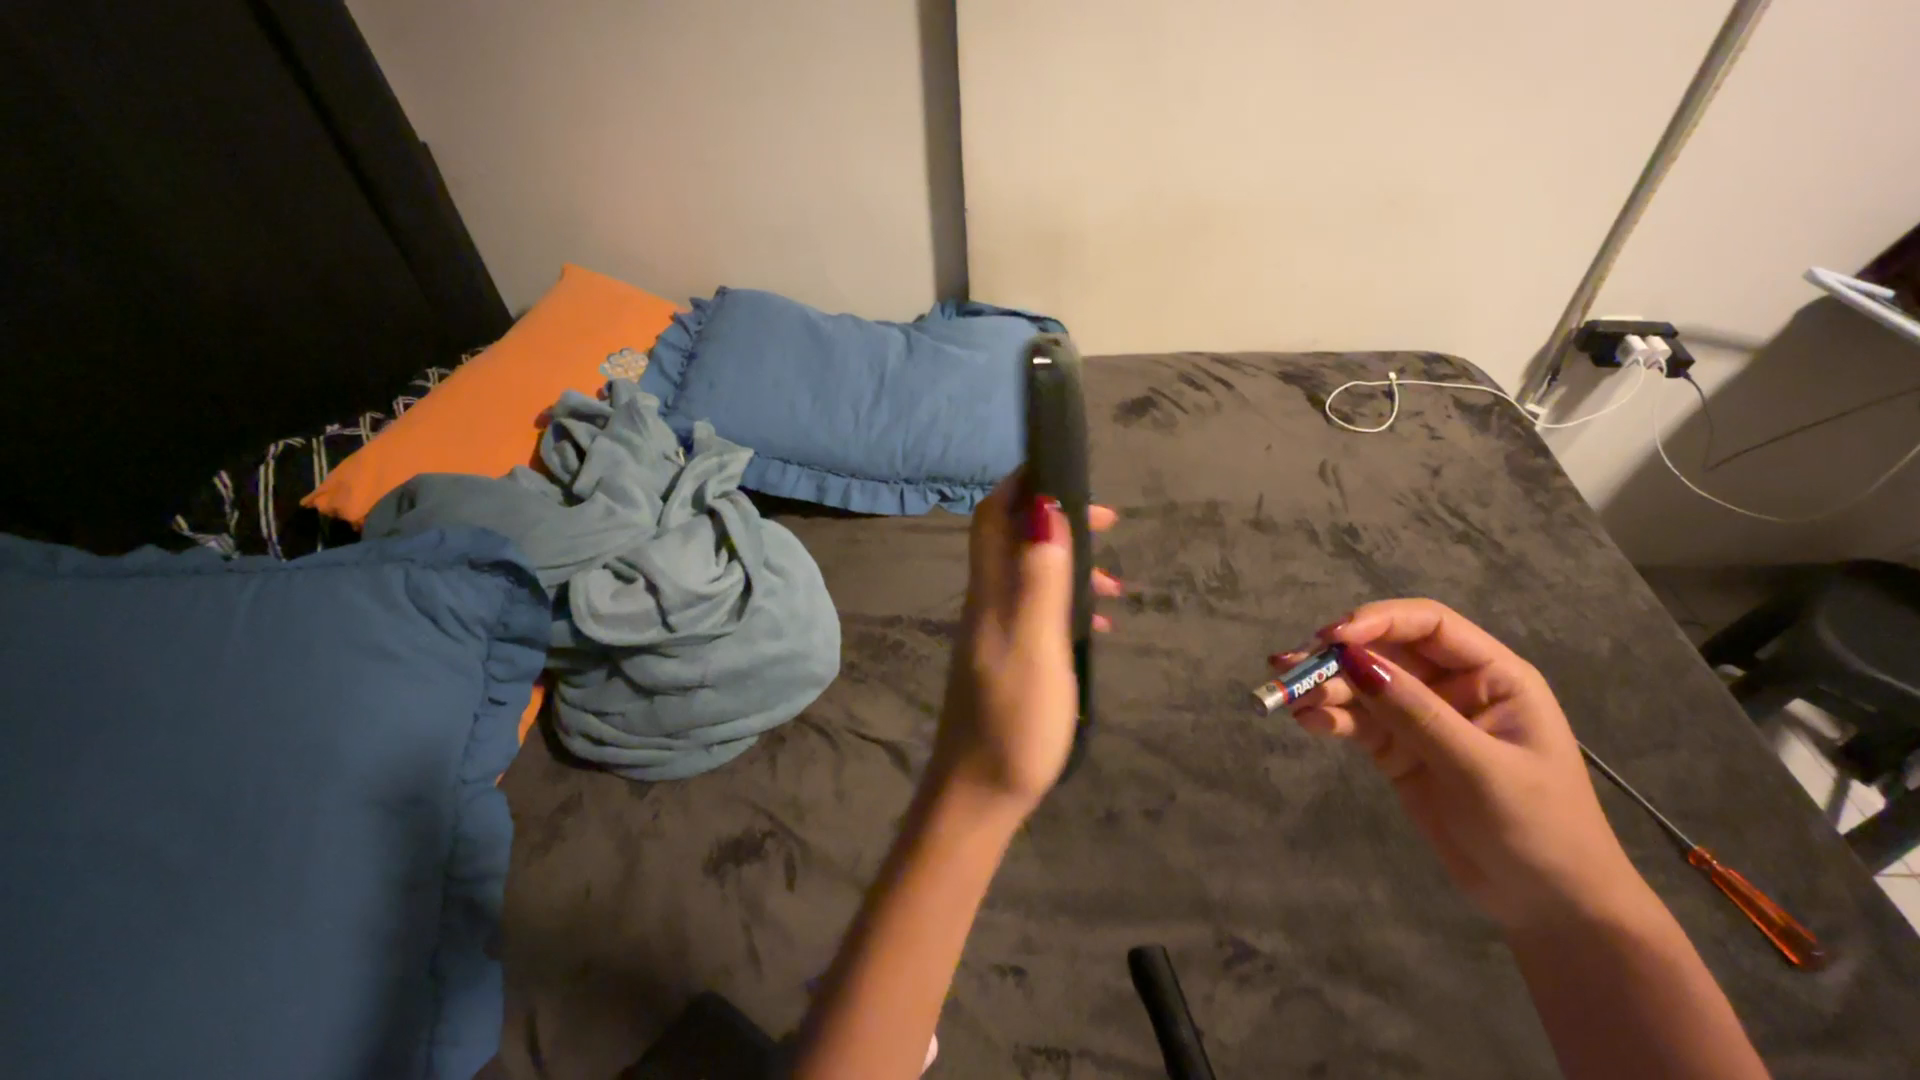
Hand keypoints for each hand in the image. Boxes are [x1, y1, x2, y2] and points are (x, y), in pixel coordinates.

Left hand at [931, 473, 1119, 813]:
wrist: (980, 794)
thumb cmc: (1014, 723)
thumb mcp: (1037, 646)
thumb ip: (1041, 578)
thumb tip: (1044, 506)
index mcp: (991, 592)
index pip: (993, 515)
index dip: (1022, 484)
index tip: (1066, 471)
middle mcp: (987, 603)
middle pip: (1012, 538)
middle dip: (1057, 517)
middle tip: (1108, 522)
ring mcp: (996, 632)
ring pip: (1030, 575)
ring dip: (1070, 564)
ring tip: (1117, 583)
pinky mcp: (1008, 659)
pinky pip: (1038, 610)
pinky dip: (1069, 603)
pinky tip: (1099, 624)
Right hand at [1280, 599, 1643, 929]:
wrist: (1548, 904)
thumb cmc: (1538, 827)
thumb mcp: (1479, 768)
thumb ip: (1416, 713)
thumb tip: (1355, 661)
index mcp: (1492, 676)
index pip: (1429, 625)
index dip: (1378, 621)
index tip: (1331, 638)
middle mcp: (1453, 687)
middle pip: (1385, 652)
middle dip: (1336, 656)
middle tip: (1287, 665)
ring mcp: (1423, 720)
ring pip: (1364, 687)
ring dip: (1324, 688)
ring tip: (1286, 698)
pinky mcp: (1399, 752)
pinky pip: (1358, 723)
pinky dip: (1330, 718)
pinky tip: (1307, 722)